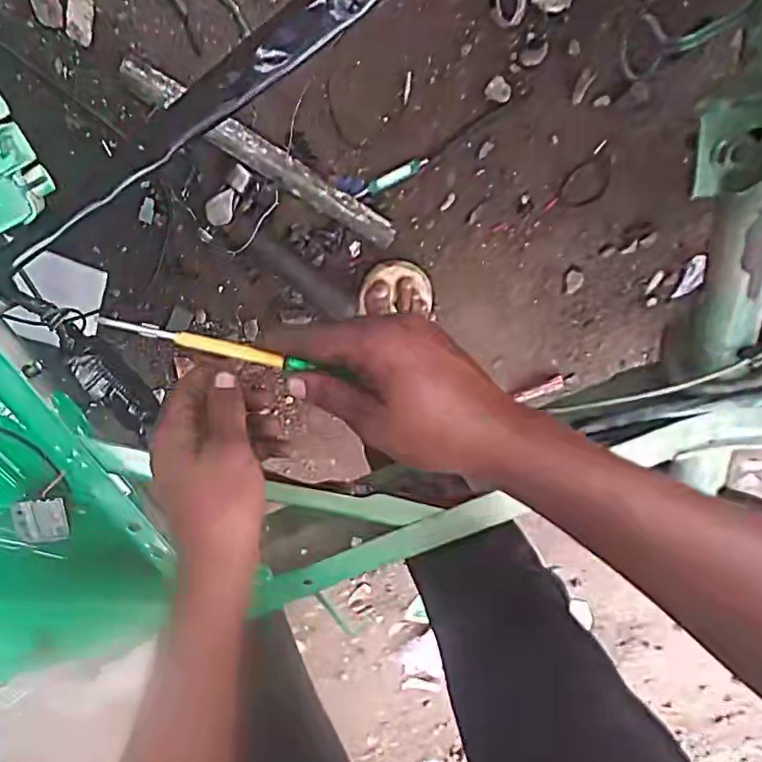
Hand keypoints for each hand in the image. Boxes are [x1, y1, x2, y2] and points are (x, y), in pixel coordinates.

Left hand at [150, 367, 266, 570]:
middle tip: (270, 400)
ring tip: (279, 427)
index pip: (188, 387)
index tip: (248, 369)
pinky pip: (226, 455)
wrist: (222, 562)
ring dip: (250, 425)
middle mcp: (175, 448)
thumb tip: (222, 377)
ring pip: (220, 432)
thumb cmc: (224, 505)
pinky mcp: (207, 486)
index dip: (217, 374)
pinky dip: (249, 449)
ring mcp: (190, 469)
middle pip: (206, 409)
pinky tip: (278, 450)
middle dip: (240, 401)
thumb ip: (226, 408)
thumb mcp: (230, 447)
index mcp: (172, 434)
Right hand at [273, 315, 532, 477]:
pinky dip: (365, 359)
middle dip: (314, 356)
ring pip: (362, 338)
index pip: (317, 338)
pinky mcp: (429, 340)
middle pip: (339, 334)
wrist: (497, 436)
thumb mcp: (373, 421)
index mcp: (380, 341)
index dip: (286, 346)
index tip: (264, 350)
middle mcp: (399, 326)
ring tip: (329, 389)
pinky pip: (384, 341)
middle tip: (294, 379)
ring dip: (341, 359)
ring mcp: (418, 330)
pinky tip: (362, 384)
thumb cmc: (441, 433)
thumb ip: (332, 395)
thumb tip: (301, 381)